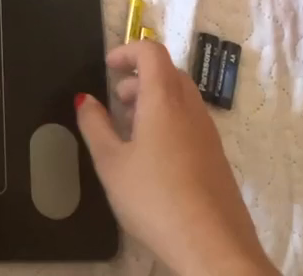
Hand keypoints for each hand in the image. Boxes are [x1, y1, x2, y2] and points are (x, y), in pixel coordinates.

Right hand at [75, 40, 274, 275]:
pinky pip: (191, 121)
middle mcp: (191, 108)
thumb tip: (86, 99)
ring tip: (131, 131)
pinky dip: (170, 120)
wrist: (216, 251)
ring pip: (182, 97)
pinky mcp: (217, 158)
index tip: (108, 67)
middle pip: (168, 72)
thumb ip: (95, 126)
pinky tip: (154, 158)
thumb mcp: (111, 163)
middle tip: (118, 100)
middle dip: (140, 76)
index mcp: (164, 100)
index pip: (151, 52)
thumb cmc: (156, 199)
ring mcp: (209, 133)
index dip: (128, 50)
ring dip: (155, 99)